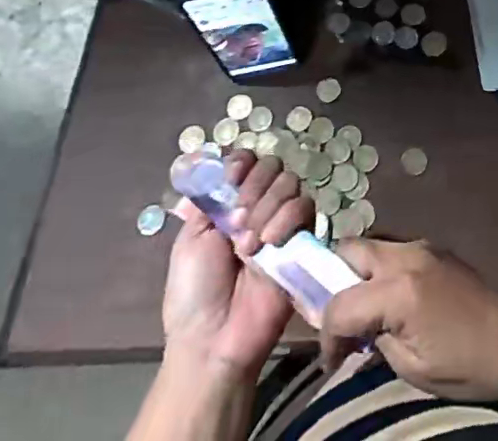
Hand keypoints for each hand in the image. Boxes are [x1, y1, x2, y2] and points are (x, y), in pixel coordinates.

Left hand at [162, 150, 314, 375]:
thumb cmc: (194, 289)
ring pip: (290, 183)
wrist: (214, 337)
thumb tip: (222, 165)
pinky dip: (286, 218)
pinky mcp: (303, 243)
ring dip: (267, 206)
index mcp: (231, 202)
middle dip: (253, 187)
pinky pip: (306, 209)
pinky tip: (269, 243)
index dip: (241, 164)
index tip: (231, 181)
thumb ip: (212, 197)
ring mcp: (282, 224)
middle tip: (236, 222)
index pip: (248, 160)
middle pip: (272, 166)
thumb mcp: (191, 237)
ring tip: (248, 244)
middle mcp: (259, 206)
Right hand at [318, 239, 497, 400]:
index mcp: (399, 292)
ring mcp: (419, 245)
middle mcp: (404, 257)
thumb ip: (374, 340)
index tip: (332, 357)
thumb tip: (352, 331)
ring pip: (368, 244)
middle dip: (332, 279)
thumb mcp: (412, 368)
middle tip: (340, 314)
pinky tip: (389, 295)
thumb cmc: (465, 365)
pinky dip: (379, 267)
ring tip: (363, 304)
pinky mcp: (431, 246)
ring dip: (356, 270)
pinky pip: (391, 248)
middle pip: (347, 250)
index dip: (328, 333)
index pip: (341, 304)